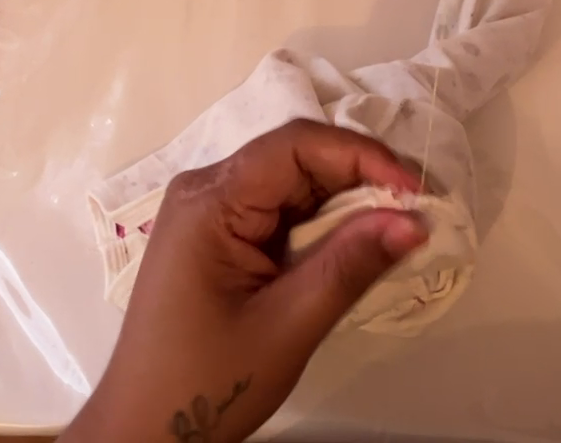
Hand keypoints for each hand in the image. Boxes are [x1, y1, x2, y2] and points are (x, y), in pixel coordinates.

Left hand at [65, 121, 425, 442]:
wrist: (145, 428)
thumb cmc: (209, 379)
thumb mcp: (288, 325)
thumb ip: (350, 265)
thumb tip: (414, 219)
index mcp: (211, 198)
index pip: (294, 146)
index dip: (359, 155)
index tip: (414, 189)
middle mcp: (206, 188)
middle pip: (292, 158)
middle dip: (357, 175)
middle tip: (415, 208)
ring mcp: (210, 209)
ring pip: (289, 181)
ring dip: (343, 198)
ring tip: (396, 223)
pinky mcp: (218, 233)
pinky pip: (277, 208)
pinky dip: (319, 220)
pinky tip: (354, 238)